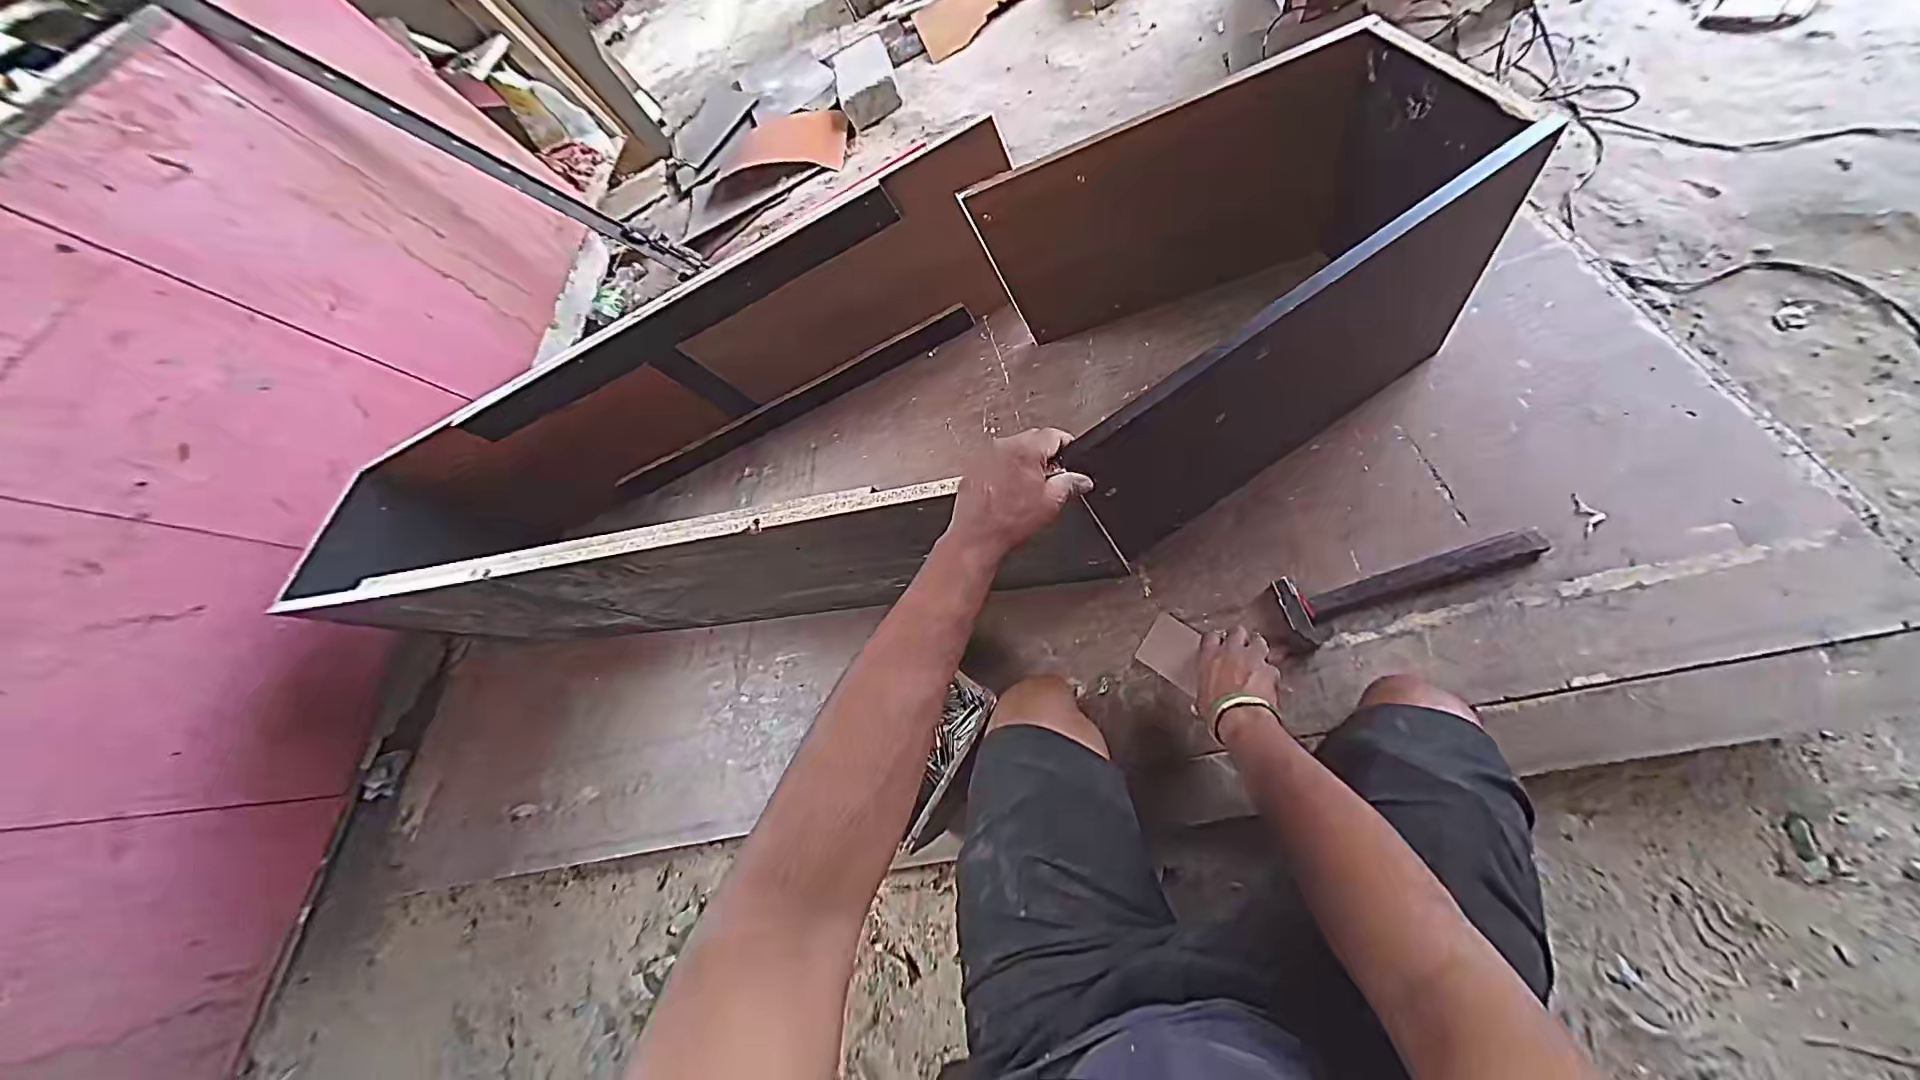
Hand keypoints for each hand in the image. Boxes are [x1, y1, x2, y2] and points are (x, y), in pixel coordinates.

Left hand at [945, 428, 1093, 559]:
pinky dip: (1004, 470)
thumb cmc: (1007, 522)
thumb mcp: (1051, 503)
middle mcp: (1003, 446)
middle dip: (1044, 456)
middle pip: (1033, 439)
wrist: (976, 537)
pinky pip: (996, 460)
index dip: (1067, 447)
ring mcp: (985, 455)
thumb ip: (1070, 484)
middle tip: (1049, 479)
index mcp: (1026, 449)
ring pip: (1014, 449)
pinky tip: (1007, 492)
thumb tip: (1081, 480)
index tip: (1069, 459)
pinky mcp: (973, 466)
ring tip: (1024, 490)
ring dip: (1023, 463)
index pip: (1055, 434)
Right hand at [1197, 626, 1282, 740]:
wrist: (1242, 717)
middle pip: (1237, 631)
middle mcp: (1232, 652)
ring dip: (1258, 648)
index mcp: (1210, 656)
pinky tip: (1268, 680)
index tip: (1216, 646)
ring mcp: (1254, 658)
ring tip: (1256, 657)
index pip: (1211, 637)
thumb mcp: (1202, 701)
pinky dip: (1270, 672)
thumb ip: (1205, 693)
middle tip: (1239, 646)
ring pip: (1258, 642)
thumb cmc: (1218, 709)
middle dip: (1239, 637)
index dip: (1215, 641)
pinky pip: (1272, 666)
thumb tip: (1203, 702)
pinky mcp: (1271, 670)